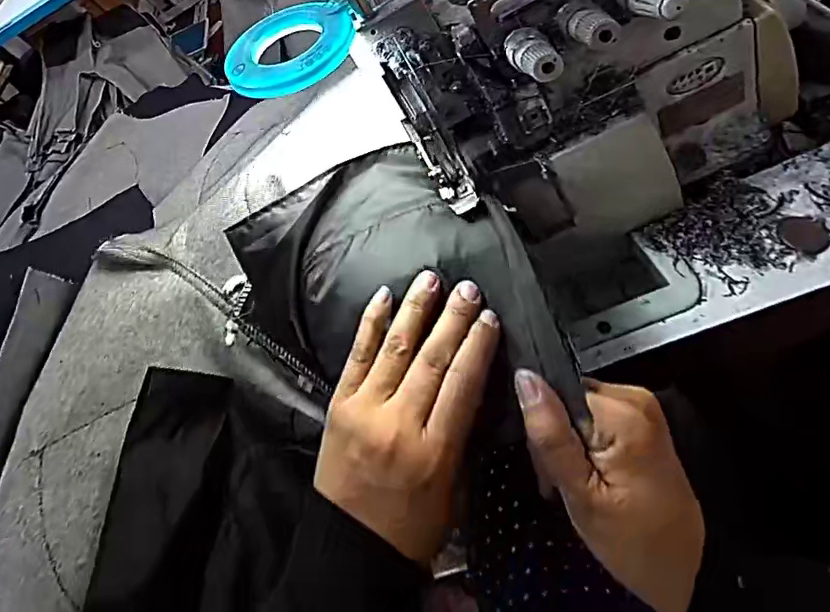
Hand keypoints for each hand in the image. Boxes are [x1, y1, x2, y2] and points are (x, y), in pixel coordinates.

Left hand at [313, 270, 501, 562]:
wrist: (347, 548)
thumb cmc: (407, 529)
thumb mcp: (451, 494)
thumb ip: (461, 438)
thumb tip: (470, 385)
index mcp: (433, 451)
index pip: (461, 384)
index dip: (477, 346)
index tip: (489, 318)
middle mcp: (398, 424)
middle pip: (432, 358)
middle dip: (453, 318)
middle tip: (468, 289)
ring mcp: (365, 408)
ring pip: (396, 347)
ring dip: (416, 309)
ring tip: (431, 280)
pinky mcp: (340, 403)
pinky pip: (357, 354)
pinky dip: (372, 323)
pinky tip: (384, 297)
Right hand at [516, 373, 703, 611]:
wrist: (688, 571)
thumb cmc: (635, 543)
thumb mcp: (582, 496)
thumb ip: (551, 435)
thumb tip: (525, 377)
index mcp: (622, 412)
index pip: (555, 392)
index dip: (544, 426)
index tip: (548, 467)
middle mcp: (635, 397)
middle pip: (566, 397)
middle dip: (555, 436)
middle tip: (562, 482)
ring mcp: (642, 406)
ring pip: (577, 407)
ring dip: (567, 441)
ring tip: (578, 483)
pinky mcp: (642, 419)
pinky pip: (594, 415)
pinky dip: (585, 442)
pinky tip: (591, 473)